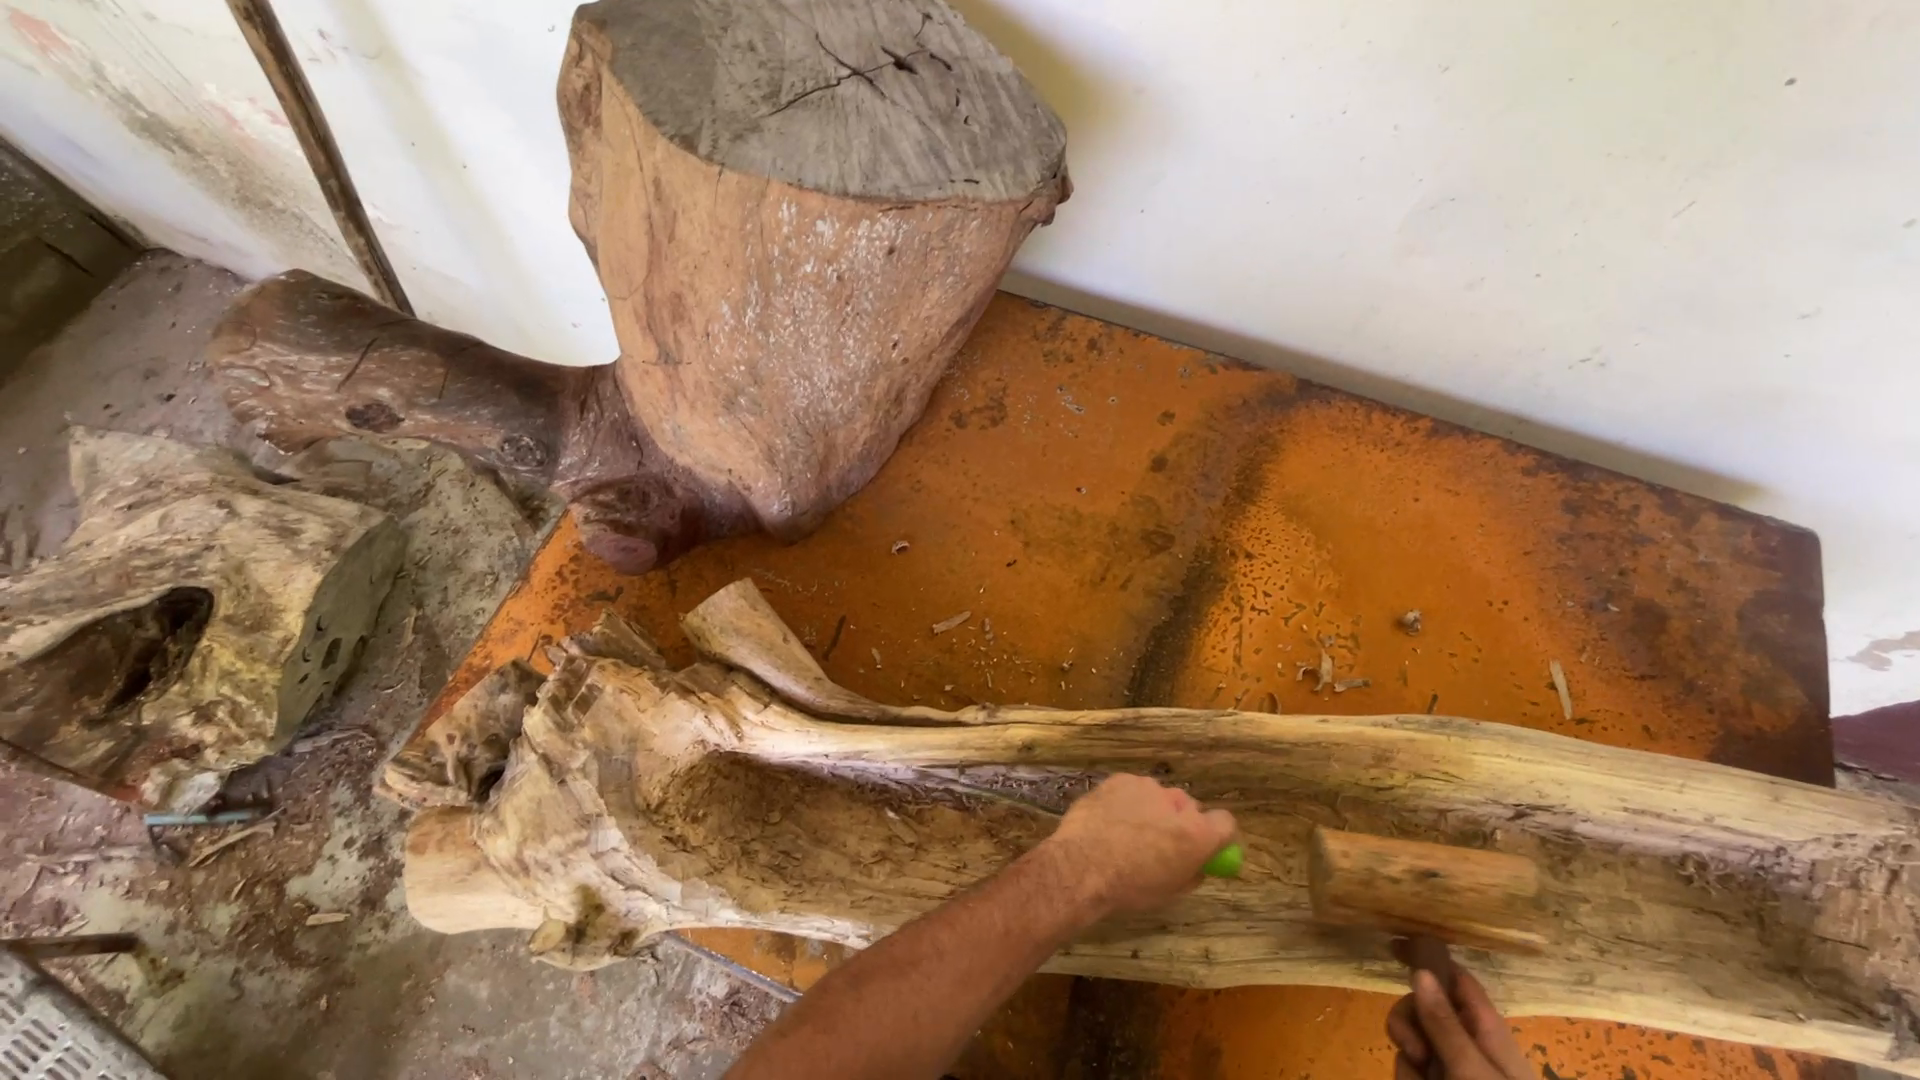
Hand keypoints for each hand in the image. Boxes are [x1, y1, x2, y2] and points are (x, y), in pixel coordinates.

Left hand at [1038, 773, 1235, 917]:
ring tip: (1125, 831)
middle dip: (1178, 821)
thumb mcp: (1171, 891)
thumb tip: (1196, 863)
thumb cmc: (1129, 888)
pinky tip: (1108, 819)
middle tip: (1157, 842)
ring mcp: (1147, 787)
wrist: (1081, 866)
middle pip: (1188, 807)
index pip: (1226, 823)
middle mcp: (1177, 803)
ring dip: (1150, 809)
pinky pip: (1132, 789)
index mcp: (1198, 833)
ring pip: (1157, 796)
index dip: (1216, 835)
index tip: (1203, 847)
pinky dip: (1126, 801)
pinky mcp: (1120, 779)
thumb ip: (1191, 871)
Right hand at [1386, 961, 1534, 1079]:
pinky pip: (1409, 1068)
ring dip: (1409, 1061)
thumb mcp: (1472, 1070)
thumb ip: (1444, 1024)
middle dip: (1408, 1024)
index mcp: (1486, 1028)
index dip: (1427, 958)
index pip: (1455, 977)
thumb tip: (1420, 971)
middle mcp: (1467, 1041)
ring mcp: (1452, 1065)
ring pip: (1410, 1040)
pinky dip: (1411, 1078)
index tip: (1392, 947)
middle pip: (1422, 1006)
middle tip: (1415, 1050)